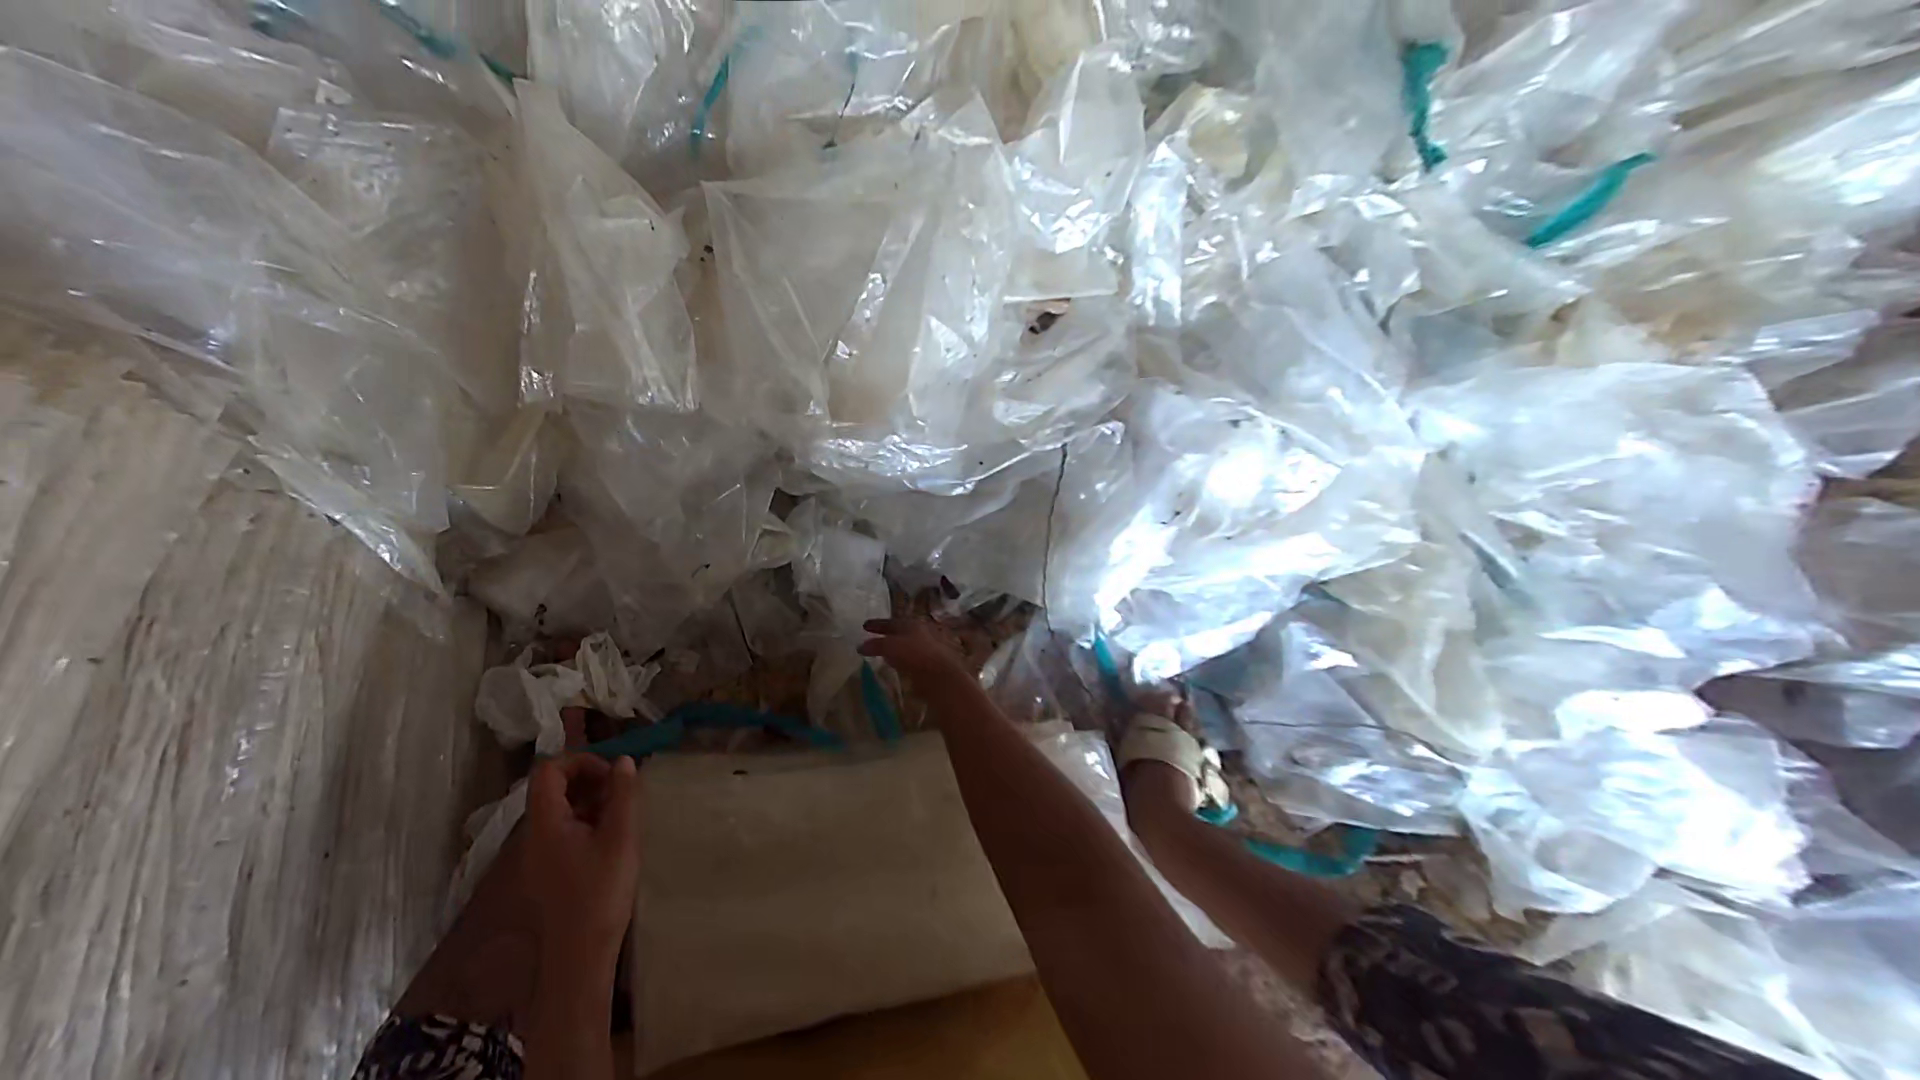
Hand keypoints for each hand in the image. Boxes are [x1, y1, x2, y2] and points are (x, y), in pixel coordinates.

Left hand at [523, 754, 641, 966]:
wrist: (580, 953)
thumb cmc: (600, 892)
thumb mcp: (621, 837)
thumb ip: (624, 795)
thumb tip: (624, 761)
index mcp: (545, 823)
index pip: (549, 770)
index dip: (581, 761)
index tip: (611, 776)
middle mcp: (534, 834)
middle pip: (554, 786)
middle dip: (591, 779)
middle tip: (623, 793)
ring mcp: (539, 852)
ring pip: (562, 807)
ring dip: (593, 800)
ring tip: (623, 814)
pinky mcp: (549, 867)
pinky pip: (565, 828)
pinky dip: (589, 820)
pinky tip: (613, 836)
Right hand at [859, 617, 971, 689]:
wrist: (941, 675)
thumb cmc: (914, 654)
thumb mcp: (889, 647)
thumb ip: (874, 645)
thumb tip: (860, 646)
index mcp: (911, 623)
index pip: (890, 621)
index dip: (877, 624)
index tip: (864, 625)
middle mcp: (921, 632)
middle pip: (901, 631)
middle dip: (888, 633)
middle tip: (875, 636)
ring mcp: (928, 647)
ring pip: (908, 644)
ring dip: (896, 646)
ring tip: (884, 651)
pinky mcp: (931, 663)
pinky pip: (912, 657)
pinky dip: (903, 658)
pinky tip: (897, 664)